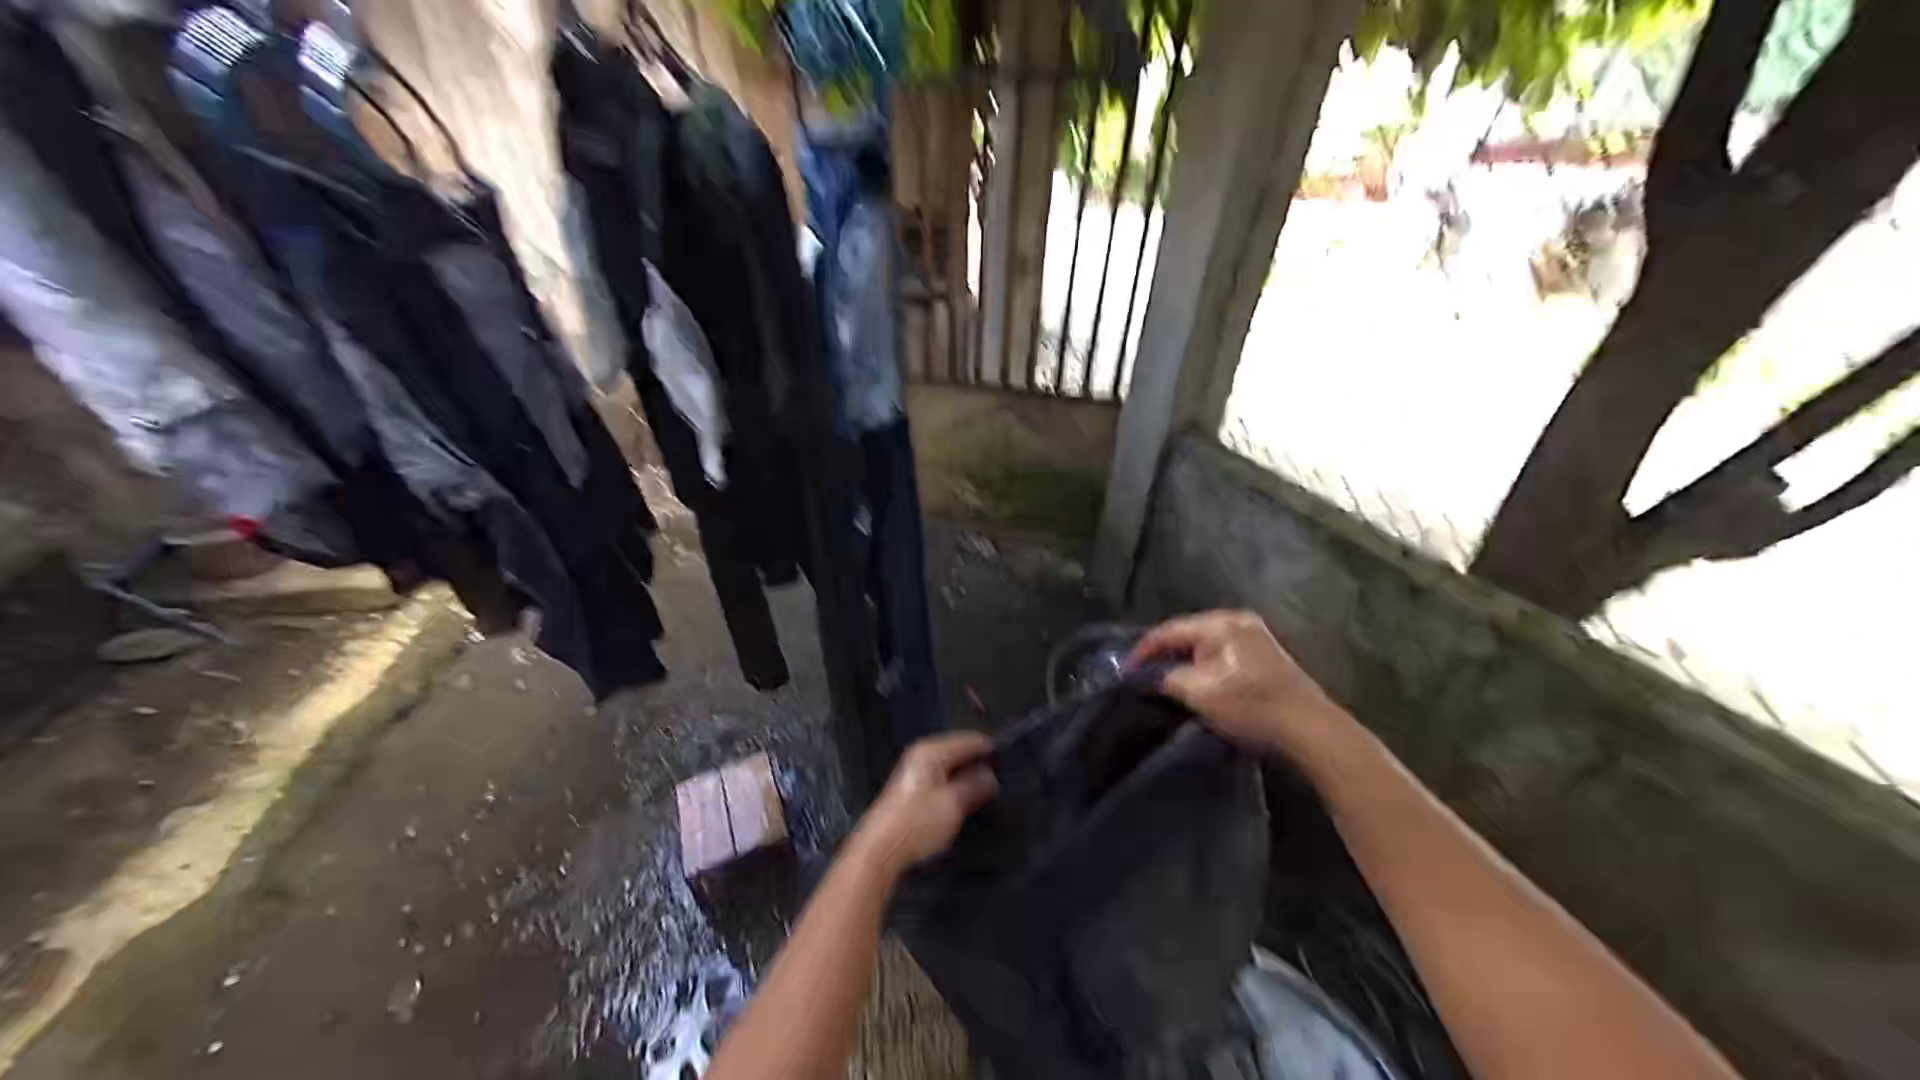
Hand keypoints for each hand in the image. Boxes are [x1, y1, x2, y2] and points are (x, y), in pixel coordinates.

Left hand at [854, 731, 997, 871]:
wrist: (880, 850)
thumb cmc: (918, 822)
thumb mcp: (953, 804)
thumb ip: (974, 786)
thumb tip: (991, 775)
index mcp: (932, 750)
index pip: (970, 739)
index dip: (990, 750)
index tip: (1010, 763)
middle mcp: (922, 754)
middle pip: (959, 751)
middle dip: (979, 764)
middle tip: (1003, 778)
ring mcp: (915, 771)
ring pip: (950, 766)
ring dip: (967, 777)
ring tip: (989, 791)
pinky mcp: (912, 789)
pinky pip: (942, 778)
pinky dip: (955, 785)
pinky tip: (966, 800)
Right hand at [1128, 610, 1352, 764]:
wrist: (1310, 730)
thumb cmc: (1251, 706)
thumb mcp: (1199, 693)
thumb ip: (1167, 678)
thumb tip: (1149, 675)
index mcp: (1221, 623)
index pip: (1169, 630)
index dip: (1143, 650)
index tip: (1125, 670)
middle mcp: (1238, 621)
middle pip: (1187, 634)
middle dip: (1163, 654)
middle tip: (1142, 674)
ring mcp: (1255, 637)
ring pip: (1204, 645)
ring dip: (1183, 661)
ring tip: (1164, 679)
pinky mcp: (1264, 656)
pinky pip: (1221, 653)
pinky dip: (1203, 665)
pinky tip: (1195, 682)